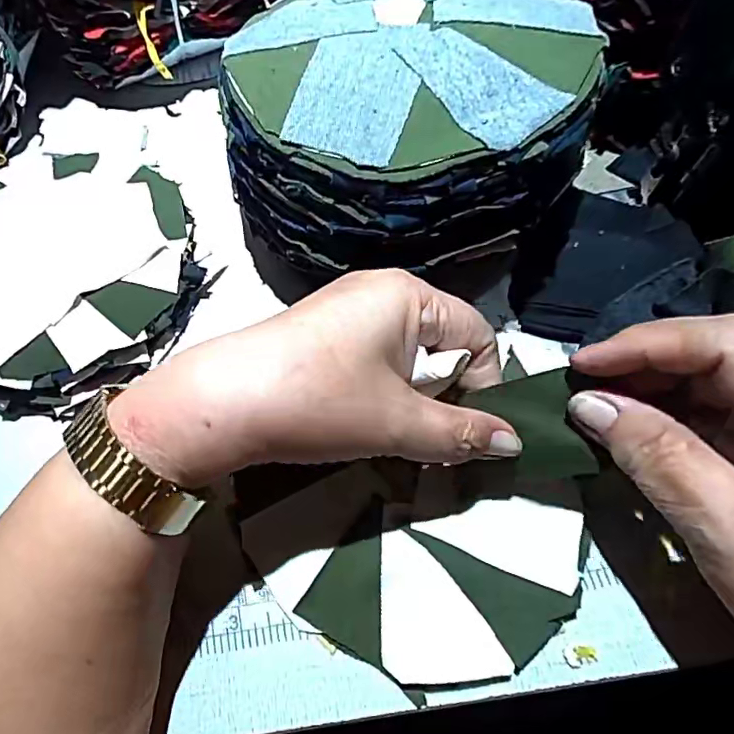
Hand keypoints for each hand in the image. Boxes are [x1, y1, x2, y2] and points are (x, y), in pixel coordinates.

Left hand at [108, 270, 518, 488]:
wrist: (218, 405)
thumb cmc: (319, 401)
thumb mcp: (399, 422)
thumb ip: (461, 432)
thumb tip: (514, 441)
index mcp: (408, 295)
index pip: (477, 335)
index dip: (484, 385)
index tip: (471, 430)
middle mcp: (380, 292)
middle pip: (443, 346)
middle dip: (447, 397)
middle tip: (435, 441)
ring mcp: (347, 311)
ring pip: (409, 358)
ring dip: (415, 402)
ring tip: (400, 439)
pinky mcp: (322, 335)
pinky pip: (376, 360)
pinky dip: (384, 394)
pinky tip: (367, 424)